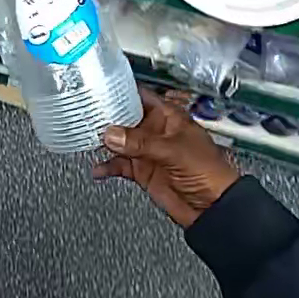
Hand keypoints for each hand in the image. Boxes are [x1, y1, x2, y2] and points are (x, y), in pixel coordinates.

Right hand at [95, 87, 239, 227]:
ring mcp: (148, 151)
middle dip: (106, 118)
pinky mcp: (143, 171)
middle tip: (84, 117)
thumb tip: (111, 134)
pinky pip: (120, 165)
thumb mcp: (174, 151)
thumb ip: (141, 142)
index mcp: (167, 116)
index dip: (121, 91)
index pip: (140, 96)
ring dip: (104, 143)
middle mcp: (155, 130)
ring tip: (86, 142)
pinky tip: (98, 169)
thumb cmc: (207, 171)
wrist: (213, 208)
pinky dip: (108, 166)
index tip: (99, 89)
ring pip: (119, 141)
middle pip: (125, 118)